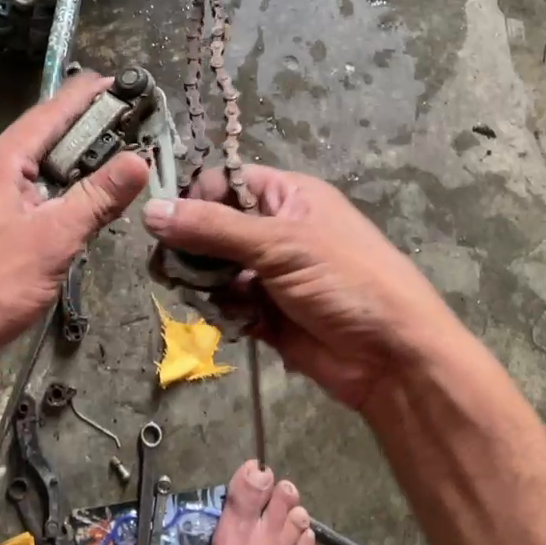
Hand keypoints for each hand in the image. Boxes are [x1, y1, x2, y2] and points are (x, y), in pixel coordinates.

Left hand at [0, 72, 152, 373]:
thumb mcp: (54, 240)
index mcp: (0, 160)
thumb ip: (97, 198)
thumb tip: (139, 159)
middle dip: (85, 126)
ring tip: (111, 156)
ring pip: (33, 164)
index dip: (88, 95)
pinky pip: (24, 188)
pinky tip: (74, 199)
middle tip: (129, 123)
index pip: (51, 112)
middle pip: (43, 135)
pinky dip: (54, 185)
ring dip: (71, 159)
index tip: (122, 81)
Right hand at [143, 164, 455, 410]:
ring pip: (214, 268)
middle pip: (212, 227)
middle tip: (169, 267)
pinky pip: (227, 303)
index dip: (194, 198)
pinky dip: (222, 311)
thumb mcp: (280, 244)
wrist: (395, 361)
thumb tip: (150, 209)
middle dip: (191, 247)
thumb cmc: (346, 282)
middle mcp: (275, 230)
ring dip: (204, 282)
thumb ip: (212, 228)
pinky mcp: (266, 313)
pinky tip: (230, 320)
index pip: (224, 182)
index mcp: (287, 196)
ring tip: (199, 296)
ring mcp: (270, 273)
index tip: (166, 224)